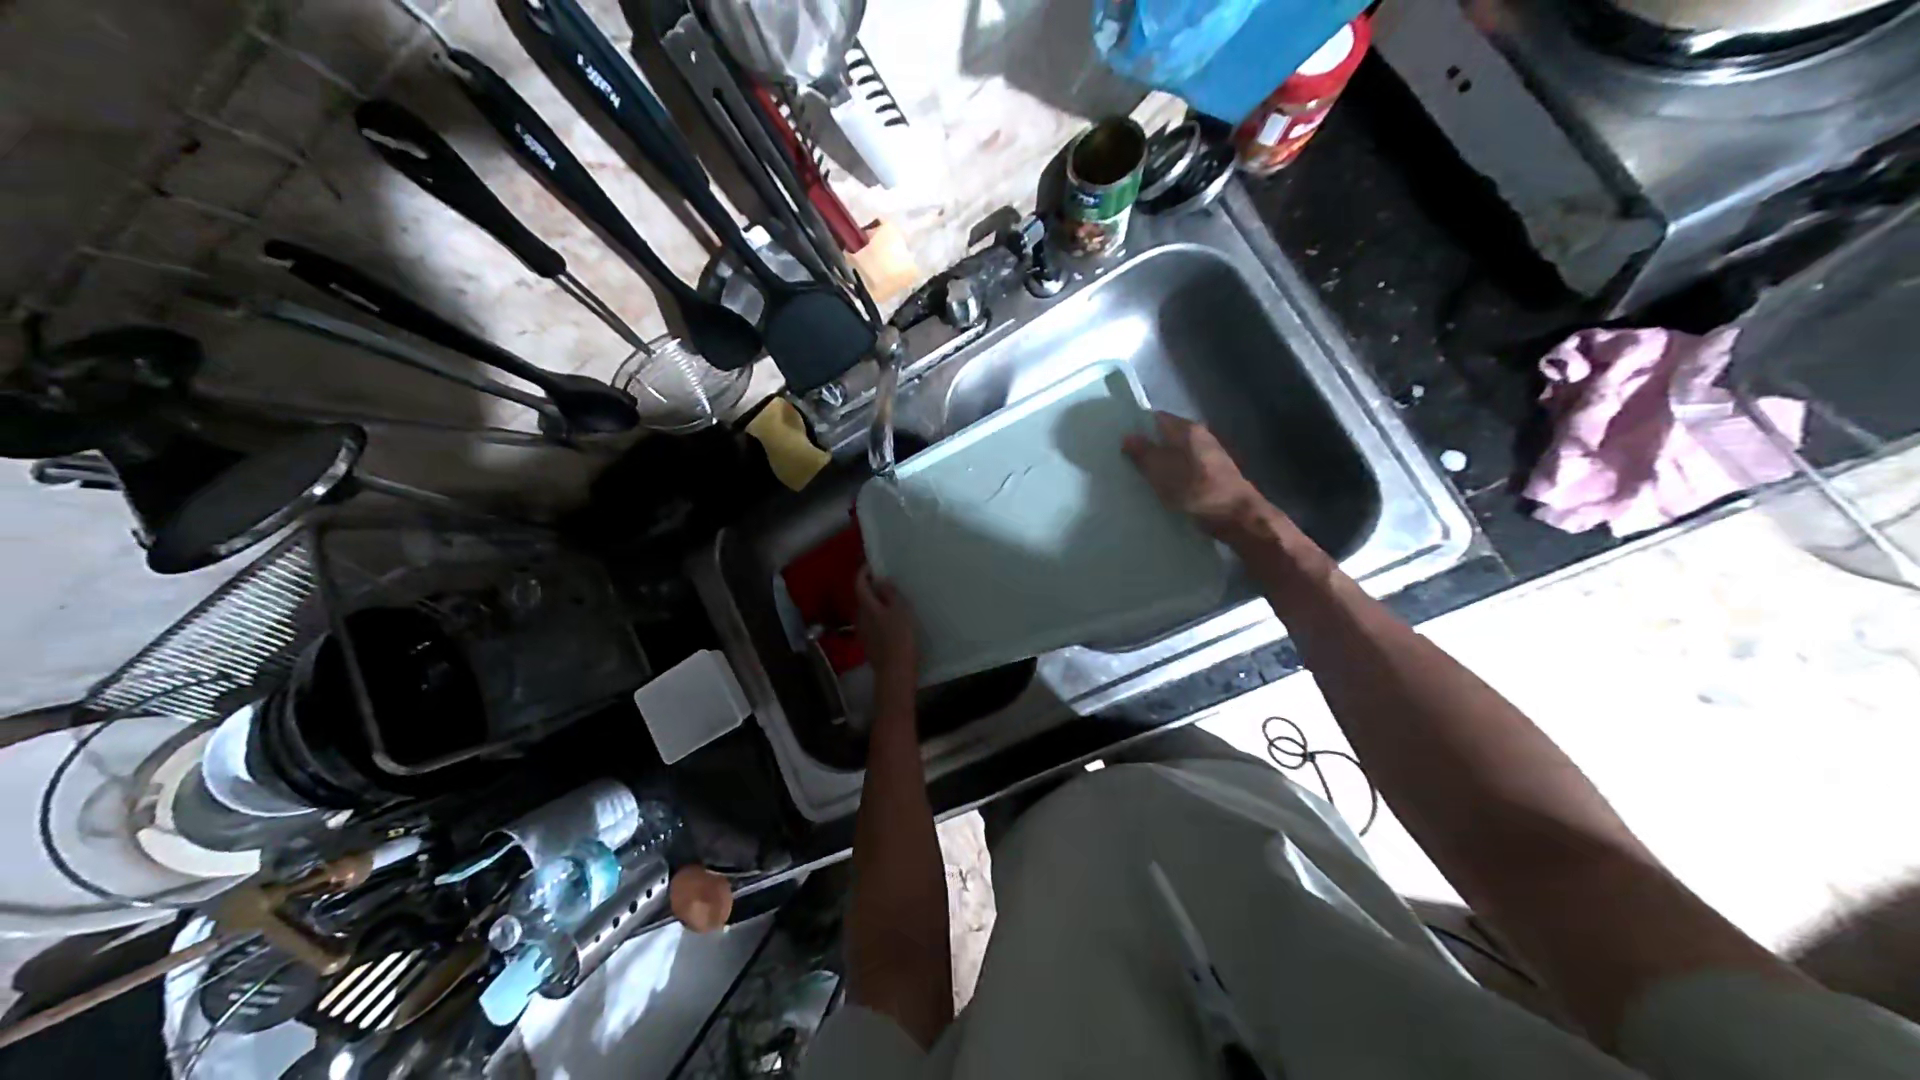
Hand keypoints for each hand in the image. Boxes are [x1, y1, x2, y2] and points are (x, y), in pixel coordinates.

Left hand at [855, 568, 918, 695]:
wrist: (896, 671)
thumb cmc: (900, 637)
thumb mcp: (900, 610)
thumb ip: (890, 593)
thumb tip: (880, 581)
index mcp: (867, 607)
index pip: (859, 584)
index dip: (864, 572)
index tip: (872, 565)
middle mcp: (860, 618)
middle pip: (863, 598)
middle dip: (872, 589)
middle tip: (887, 583)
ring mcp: (863, 633)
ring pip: (868, 613)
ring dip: (877, 605)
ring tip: (893, 603)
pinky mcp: (869, 645)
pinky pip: (873, 625)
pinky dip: (880, 619)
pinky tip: (892, 623)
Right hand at [1122, 412, 1271, 538]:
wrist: (1238, 517)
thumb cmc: (1197, 491)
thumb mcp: (1163, 473)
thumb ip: (1143, 454)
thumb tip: (1127, 437)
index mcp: (1188, 429)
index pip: (1156, 418)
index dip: (1136, 427)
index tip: (1118, 441)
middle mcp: (1201, 436)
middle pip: (1166, 436)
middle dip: (1146, 447)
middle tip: (1123, 462)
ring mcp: (1209, 455)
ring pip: (1176, 454)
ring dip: (1159, 464)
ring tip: (1138, 477)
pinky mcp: (1213, 474)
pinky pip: (1185, 469)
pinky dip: (1172, 475)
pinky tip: (1161, 489)